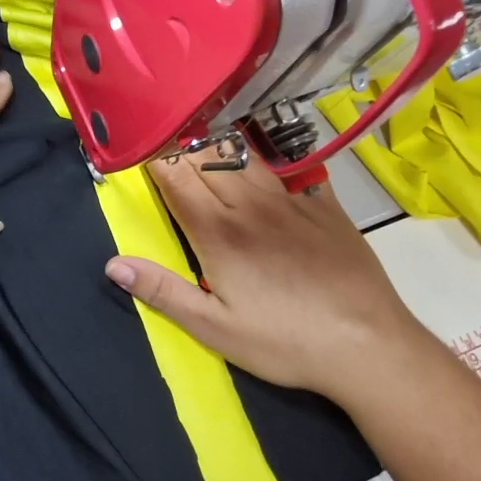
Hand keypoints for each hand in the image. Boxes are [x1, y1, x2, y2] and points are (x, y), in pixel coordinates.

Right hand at [104, 151, 435, 399]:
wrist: (367, 344)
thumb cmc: (283, 342)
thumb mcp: (214, 328)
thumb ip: (163, 291)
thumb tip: (113, 263)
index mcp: (219, 234)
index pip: (177, 178)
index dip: (155, 158)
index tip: (138, 148)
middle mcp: (252, 206)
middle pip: (208, 158)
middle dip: (181, 145)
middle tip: (164, 139)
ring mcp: (292, 202)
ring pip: (246, 156)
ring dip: (218, 144)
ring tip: (202, 137)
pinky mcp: (325, 207)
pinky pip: (290, 169)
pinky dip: (266, 156)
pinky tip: (262, 155)